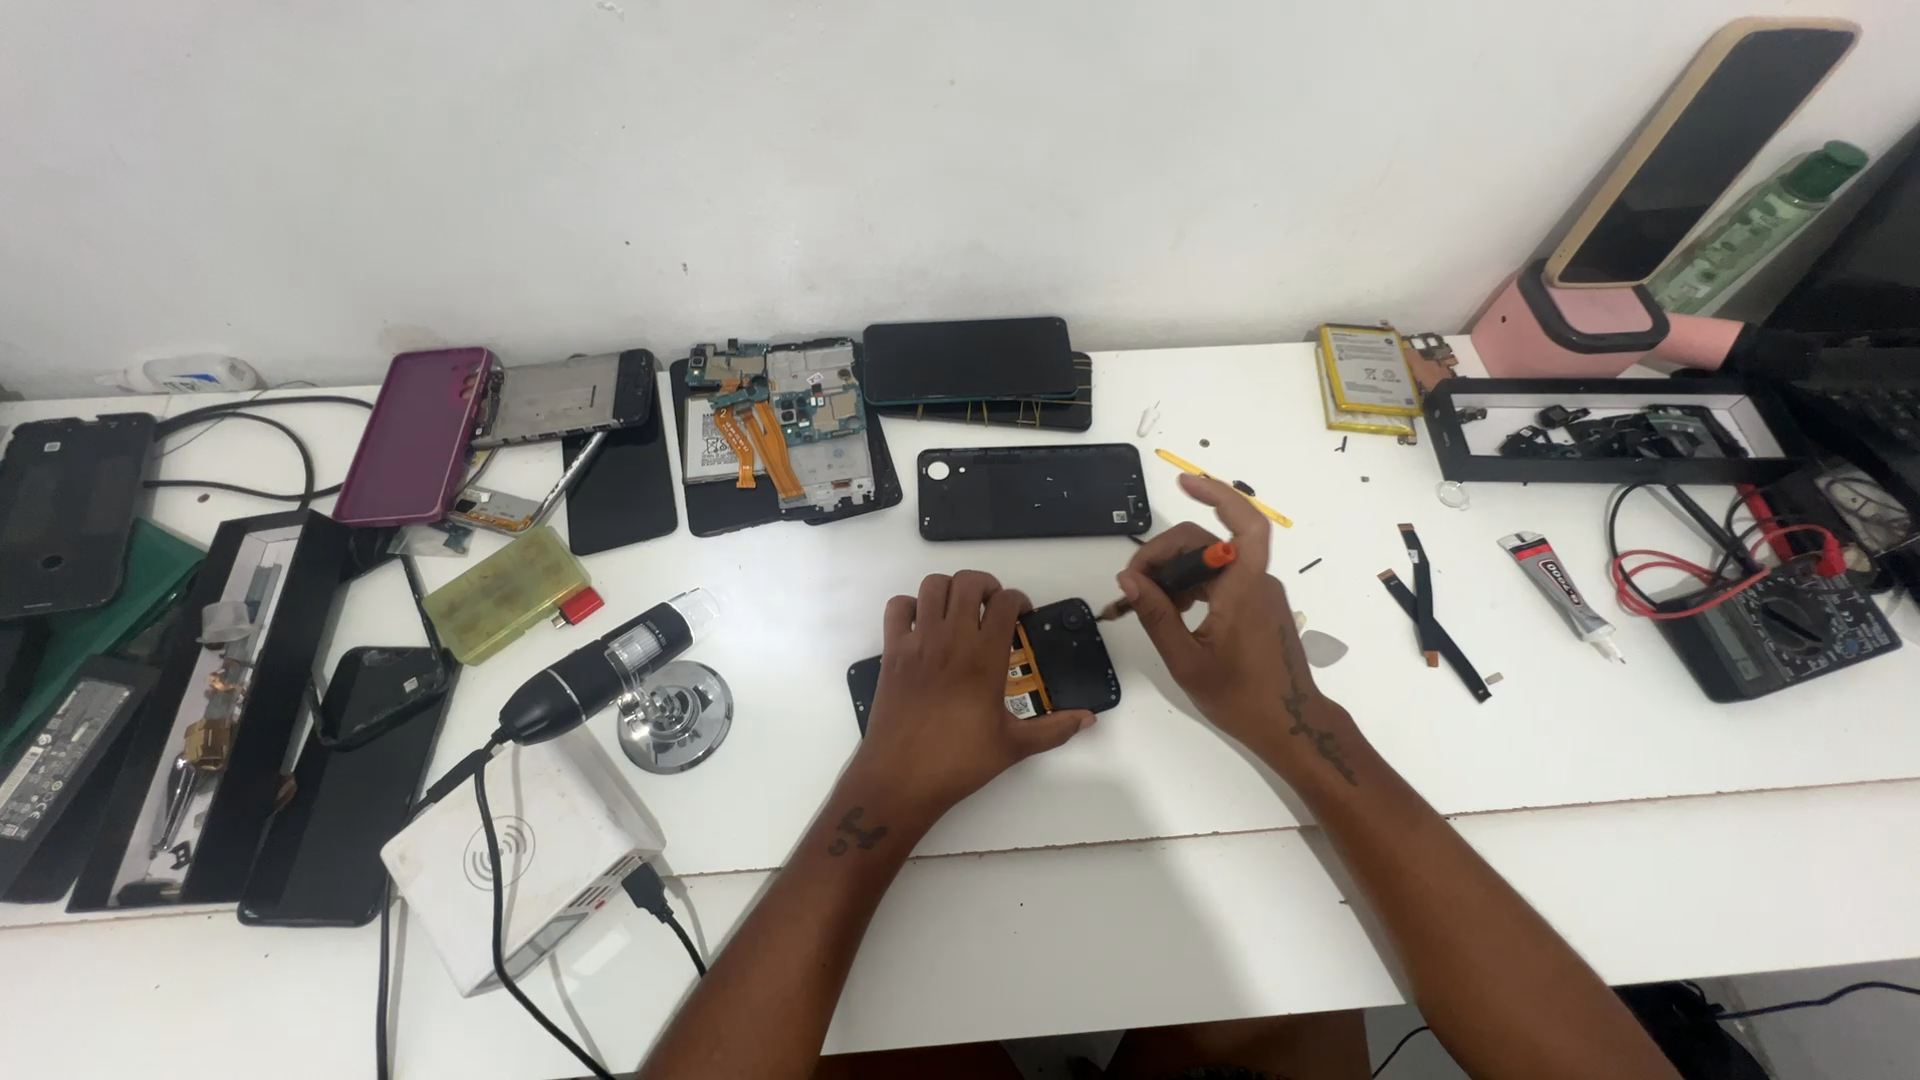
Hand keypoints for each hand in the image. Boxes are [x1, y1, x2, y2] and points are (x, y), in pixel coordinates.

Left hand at [853, 571, 1093, 822]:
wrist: (901, 778)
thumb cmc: (959, 762)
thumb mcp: (1014, 746)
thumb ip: (1054, 729)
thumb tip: (1088, 719)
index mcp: (985, 658)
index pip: (1005, 603)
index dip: (1018, 600)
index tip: (1021, 615)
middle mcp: (951, 640)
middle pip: (968, 582)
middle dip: (985, 585)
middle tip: (992, 606)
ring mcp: (918, 642)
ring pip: (932, 586)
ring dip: (949, 589)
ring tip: (959, 610)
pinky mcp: (892, 652)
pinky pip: (897, 607)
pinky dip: (910, 606)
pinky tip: (922, 624)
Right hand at [1118, 475, 1351, 775]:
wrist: (1289, 726)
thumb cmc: (1240, 698)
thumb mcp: (1186, 660)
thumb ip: (1156, 614)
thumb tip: (1129, 579)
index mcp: (1244, 589)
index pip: (1243, 525)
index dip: (1218, 494)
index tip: (1182, 484)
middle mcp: (1256, 581)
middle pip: (1208, 542)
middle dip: (1166, 551)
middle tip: (1134, 583)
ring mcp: (1258, 592)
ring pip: (1212, 560)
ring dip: (1176, 570)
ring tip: (1147, 600)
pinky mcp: (1256, 605)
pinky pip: (1220, 578)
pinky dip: (1192, 584)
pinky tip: (1172, 608)